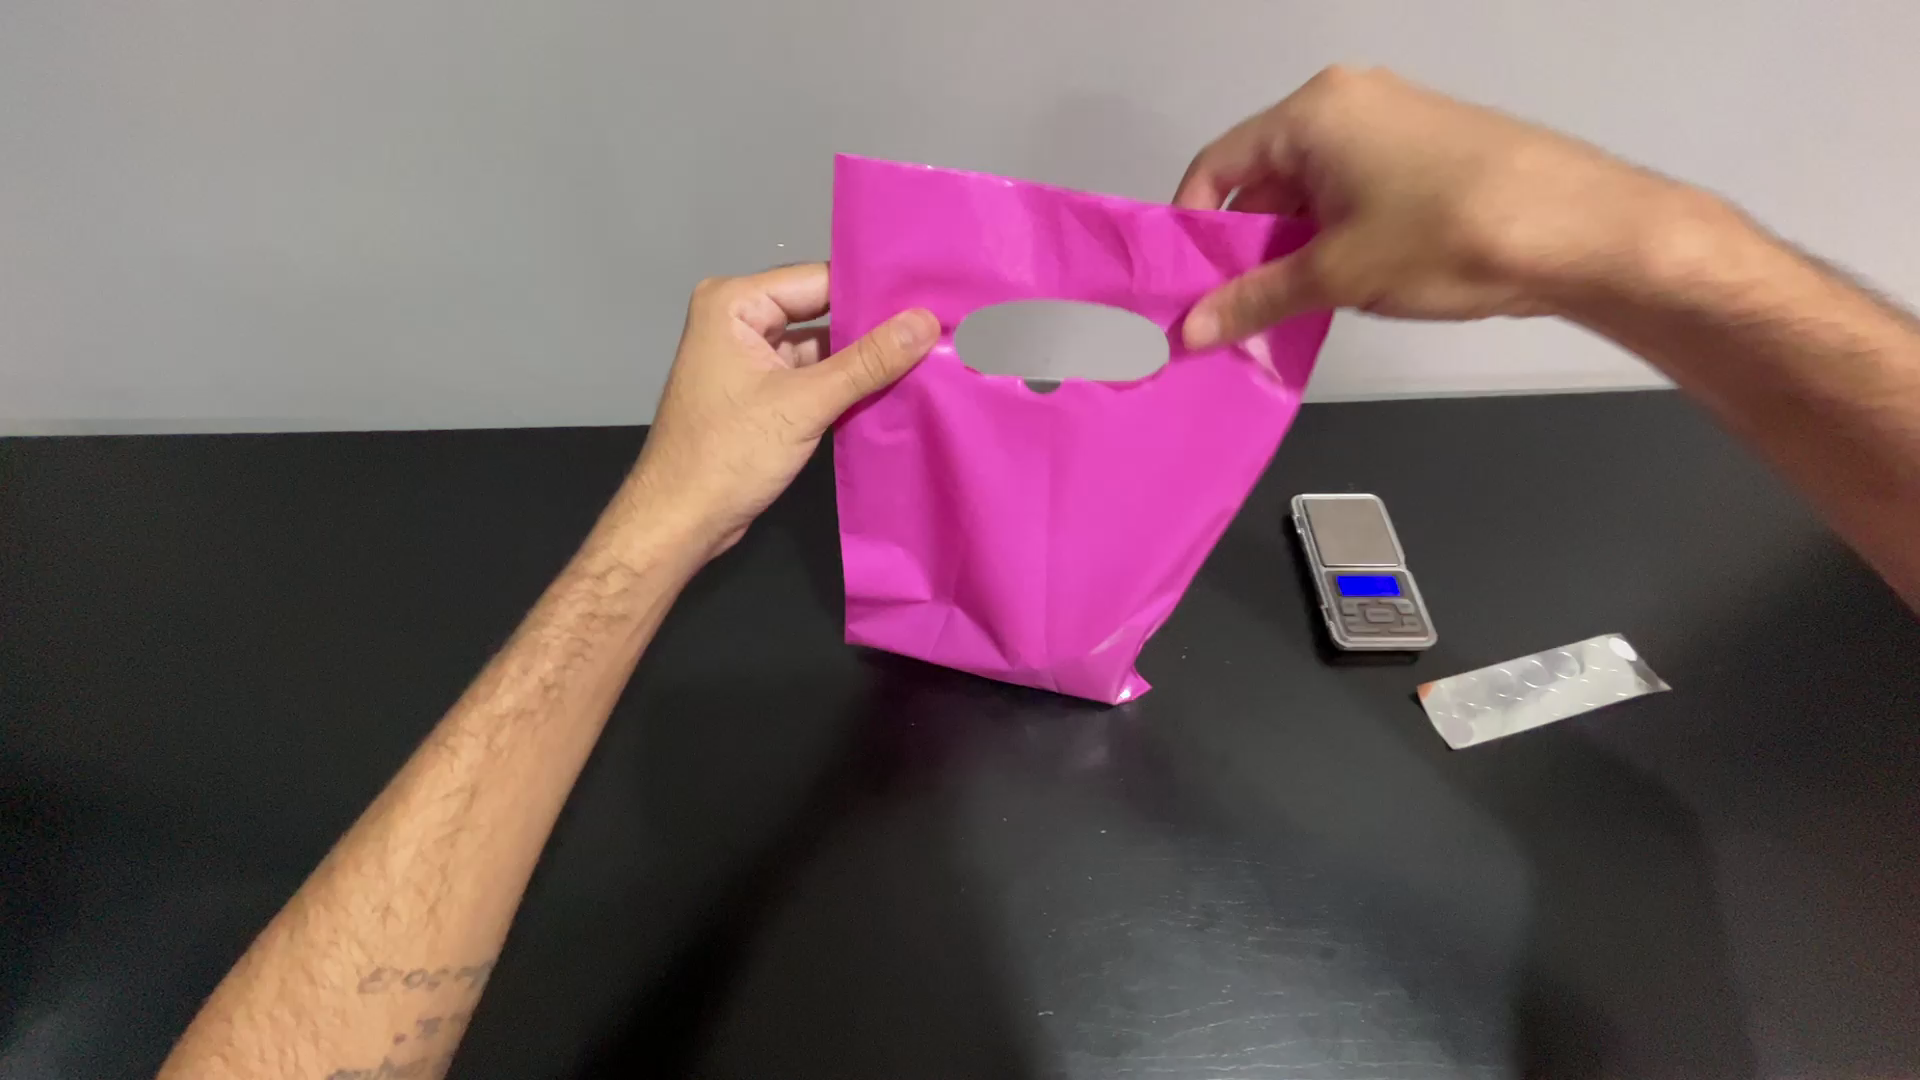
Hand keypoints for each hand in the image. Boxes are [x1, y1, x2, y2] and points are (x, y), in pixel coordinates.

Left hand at [626, 263, 936, 555]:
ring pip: (821, 347)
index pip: (819, 280)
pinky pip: (813, 376)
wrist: (681, 520)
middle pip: (822, 311)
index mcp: (734, 303)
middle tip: (938, 329)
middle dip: (873, 327)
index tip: (930, 300)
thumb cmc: (730, 455)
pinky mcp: (762, 393)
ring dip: (864, 359)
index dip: (874, 292)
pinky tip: (893, 386)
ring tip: (928, 356)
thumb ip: (868, 362)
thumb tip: (927, 322)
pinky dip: (846, 384)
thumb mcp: (805, 404)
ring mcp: (751, 359)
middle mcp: (740, 320)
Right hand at [1175, 66, 1691, 347]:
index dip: (1189, 225)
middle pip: (1255, 182)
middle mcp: (1343, 108)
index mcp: (1313, 114)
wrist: (1584, 232)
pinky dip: (1315, 246)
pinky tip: (1314, 291)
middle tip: (1219, 309)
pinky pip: (1336, 201)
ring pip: (1297, 197)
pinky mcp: (1412, 159)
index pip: (1216, 165)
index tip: (1181, 283)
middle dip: (1233, 249)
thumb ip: (1250, 301)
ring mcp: (1382, 131)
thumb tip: (1187, 334)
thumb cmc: (1445, 235)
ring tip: (1264, 311)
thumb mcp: (1333, 274)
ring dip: (1274, 255)